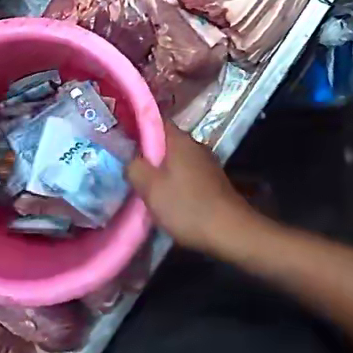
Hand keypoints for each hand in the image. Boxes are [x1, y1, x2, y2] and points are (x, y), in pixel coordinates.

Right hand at [127, 122, 259, 255]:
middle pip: (164, 141)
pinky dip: (174, 182)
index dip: (136, 126)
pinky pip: (186, 174)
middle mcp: (195, 146)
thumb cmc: (186, 206)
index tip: (121, 138)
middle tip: (128, 166)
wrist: (231, 233)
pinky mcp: (212, 181)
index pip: (154, 120)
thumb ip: (134, 167)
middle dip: (146, 152)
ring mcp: (207, 164)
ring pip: (175, 160)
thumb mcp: (150, 187)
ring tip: (144, 185)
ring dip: (160, 170)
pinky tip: (166, 198)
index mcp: (179, 140)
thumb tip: (131, 160)